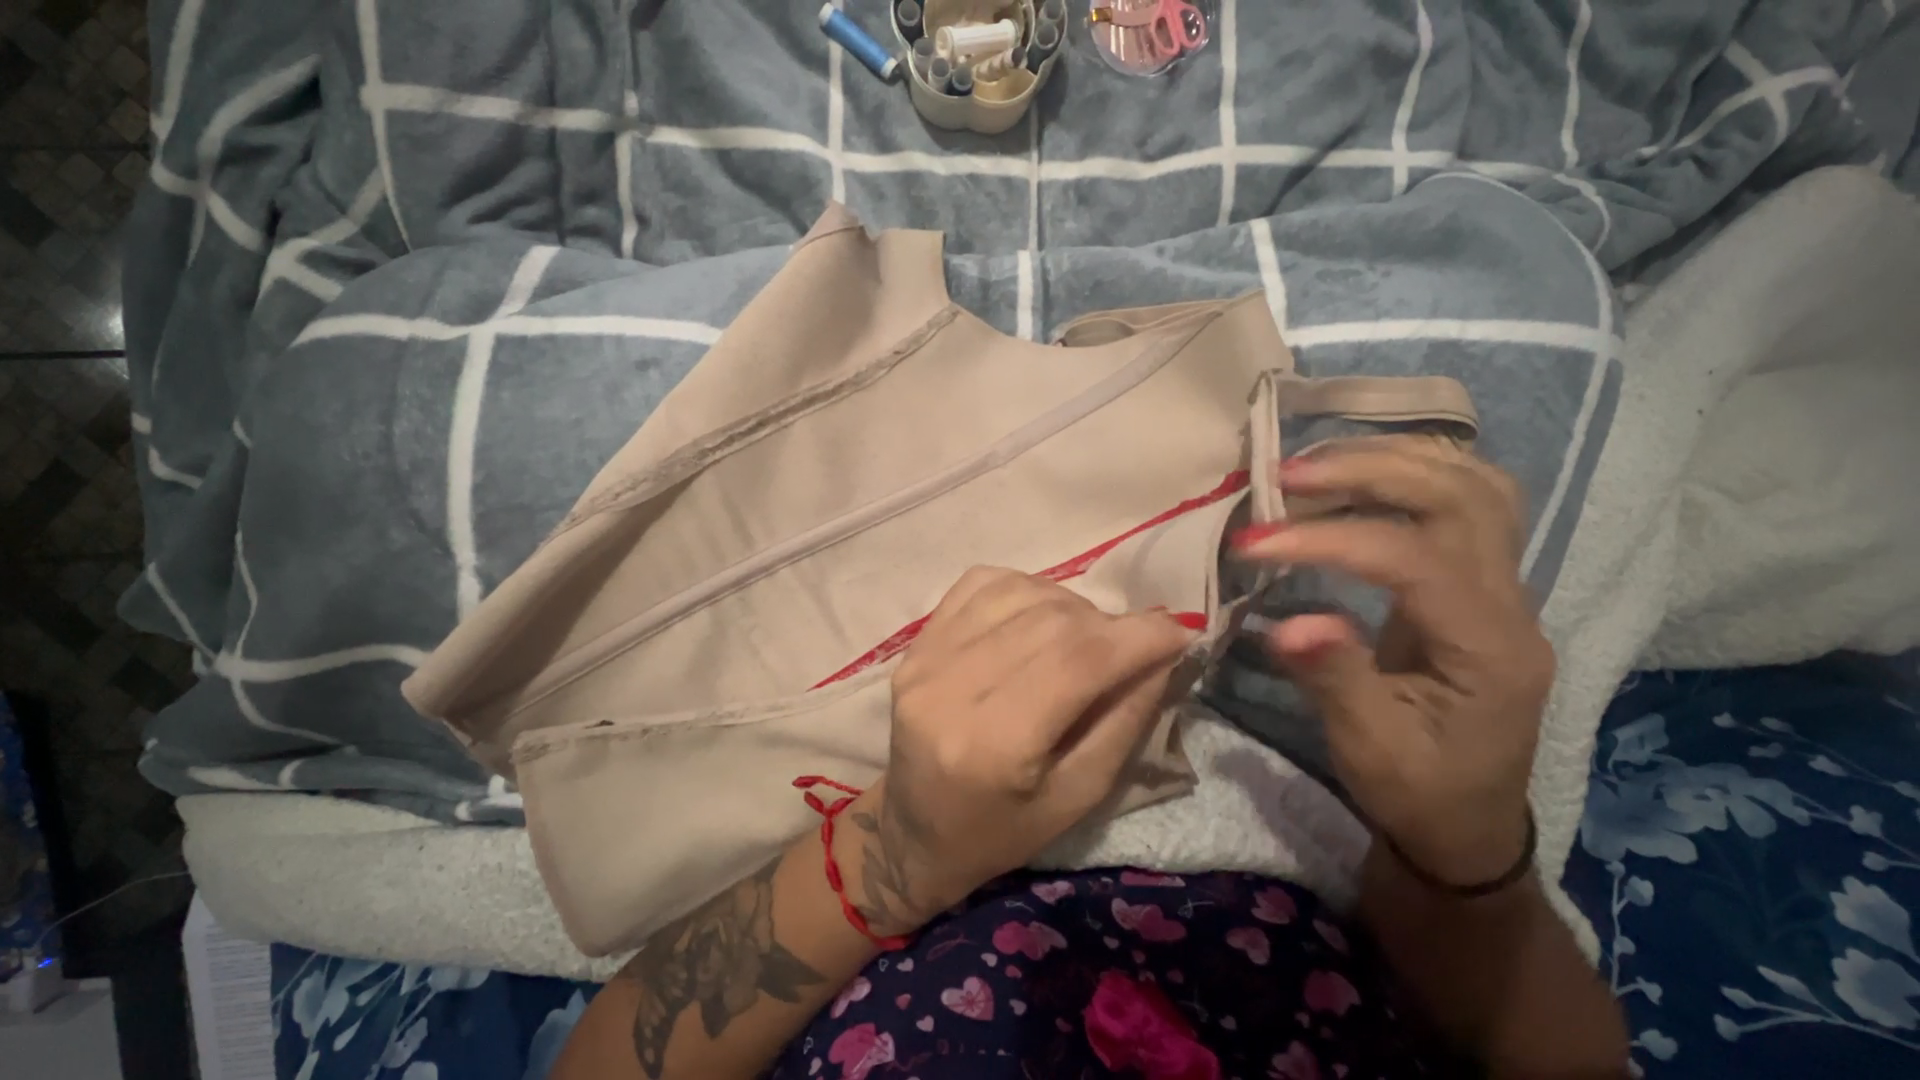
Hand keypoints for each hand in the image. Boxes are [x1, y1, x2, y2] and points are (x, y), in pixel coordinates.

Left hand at [840, 568, 1193, 934]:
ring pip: (1021, 592)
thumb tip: (1164, 651)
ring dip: (1071, 605)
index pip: (1075, 663)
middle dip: (1109, 624)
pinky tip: (1041, 618)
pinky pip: (983, 583)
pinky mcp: (914, 643)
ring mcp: (923, 659)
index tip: (1180, 631)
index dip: (1137, 637)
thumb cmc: (1002, 830)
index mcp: (991, 745)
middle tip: (1133, 647)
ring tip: (1085, 639)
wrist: (914, 832)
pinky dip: (1028, 589)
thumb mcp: (1078, 795)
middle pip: (1051, 621)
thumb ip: (1124, 720)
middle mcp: (948, 689)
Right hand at [1235, 437, 1553, 888]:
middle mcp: (1511, 606)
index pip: (1415, 560)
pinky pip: (1466, 504)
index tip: (1254, 542)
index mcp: (1489, 649)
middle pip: (1465, 497)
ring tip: (1318, 461)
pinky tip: (1360, 476)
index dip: (1332, 539)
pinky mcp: (1480, 587)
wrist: (1466, 825)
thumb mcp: (1370, 750)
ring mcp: (1504, 591)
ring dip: (1397, 460)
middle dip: (1372, 471)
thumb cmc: (1417, 792)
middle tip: (1287, 475)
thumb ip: (1335, 680)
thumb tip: (1285, 624)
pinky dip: (1414, 475)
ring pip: (1477, 486)